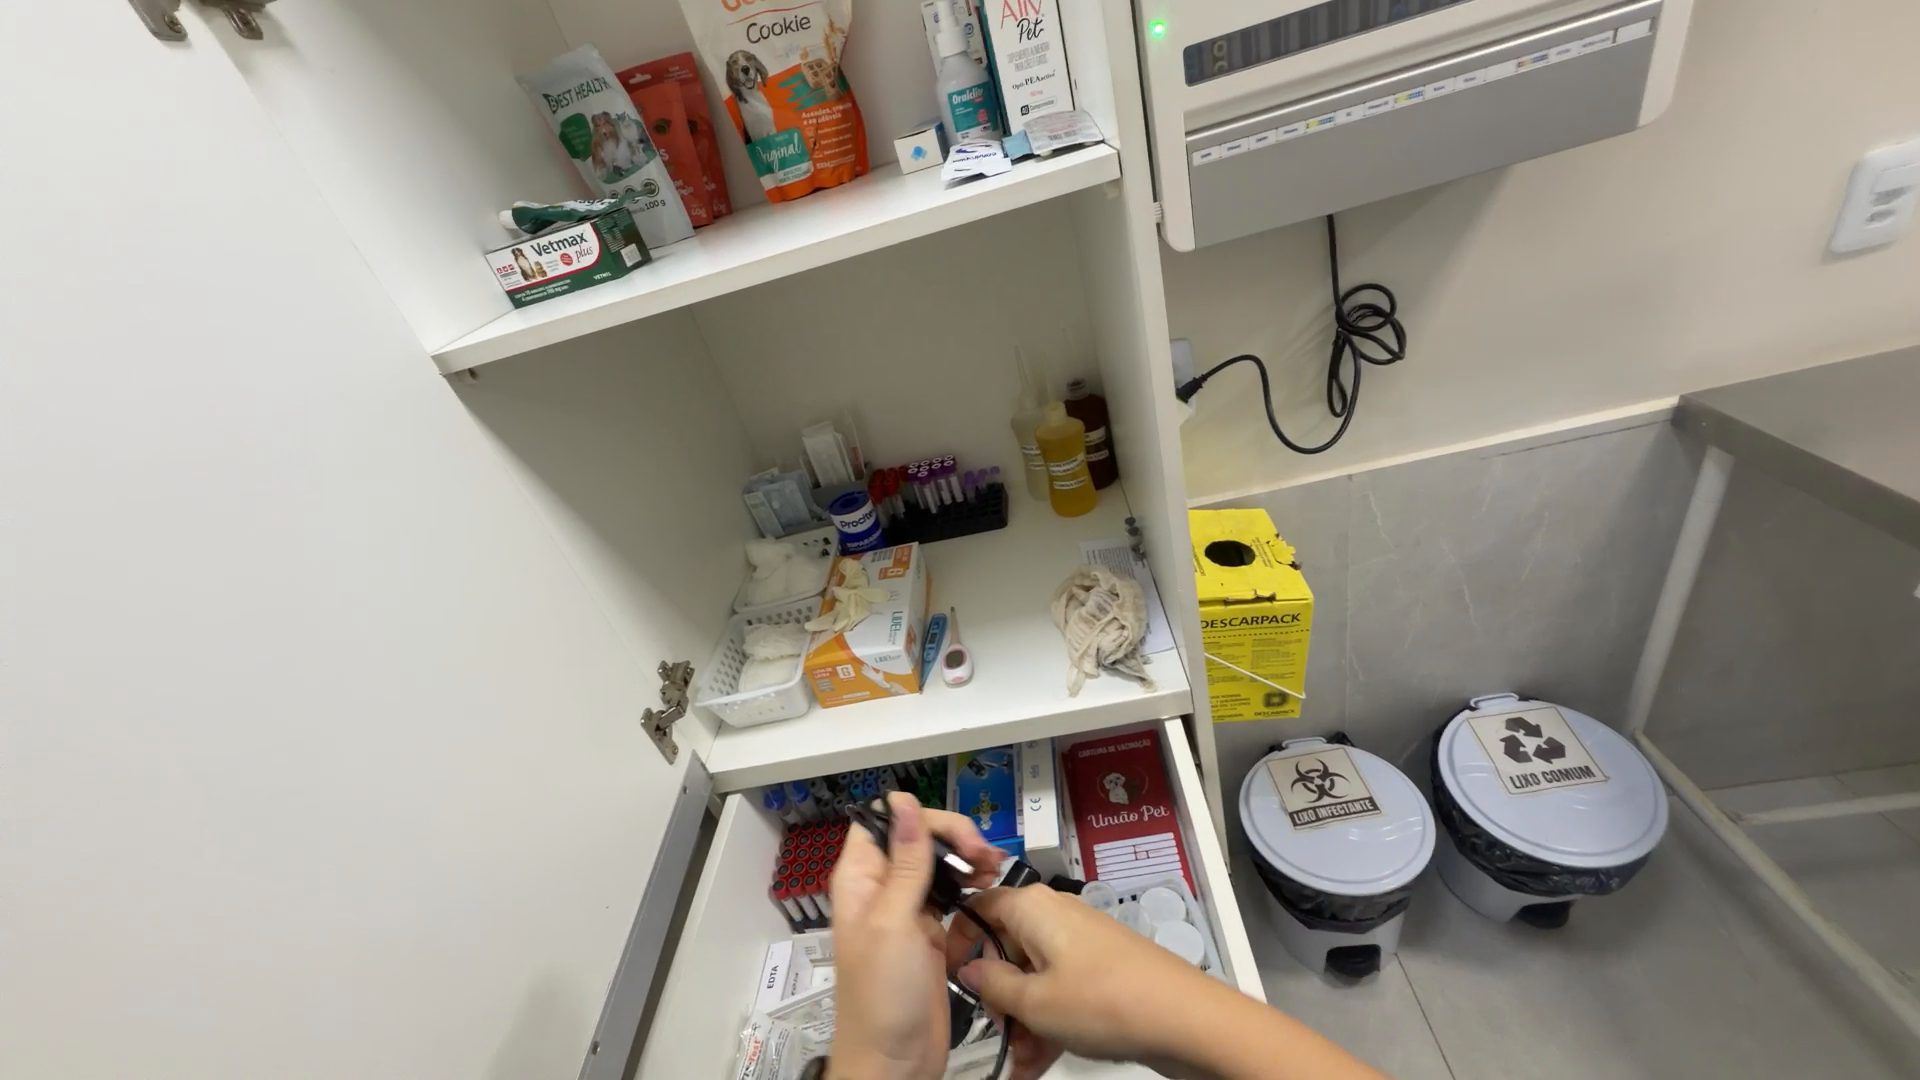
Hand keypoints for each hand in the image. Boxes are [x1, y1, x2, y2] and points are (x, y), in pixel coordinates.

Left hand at [828, 792, 1003, 1079]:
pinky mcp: (931, 932)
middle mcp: (883, 888)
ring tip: (993, 866)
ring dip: (967, 859)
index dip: (918, 816)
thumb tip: (901, 801)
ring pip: (939, 863)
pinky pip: (953, 894)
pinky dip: (972, 886)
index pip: (885, 820)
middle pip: (918, 837)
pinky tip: (989, 887)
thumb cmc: (881, 998)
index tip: (952, 831)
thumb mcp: (894, 921)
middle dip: (953, 836)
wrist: (895, 1065)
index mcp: (861, 878)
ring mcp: (908, 910)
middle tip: (982, 852)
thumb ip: (905, 861)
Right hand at [948, 886, 1229, 1079]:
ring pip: (1032, 974)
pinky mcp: (1097, 966)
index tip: (947, 979)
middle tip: (997, 1034)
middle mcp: (1051, 914)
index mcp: (1031, 906)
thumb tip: (968, 970)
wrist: (1182, 1016)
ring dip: (1021, 1019)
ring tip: (1021, 1064)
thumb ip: (992, 986)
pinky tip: (1037, 1064)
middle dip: (996, 994)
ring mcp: (1077, 940)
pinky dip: (1047, 1020)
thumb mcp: (1035, 1002)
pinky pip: (1058, 988)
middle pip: (1005, 946)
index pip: (978, 907)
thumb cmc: (1101, 1000)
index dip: (958, 940)